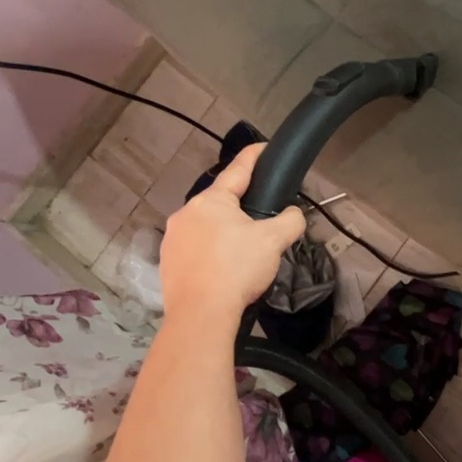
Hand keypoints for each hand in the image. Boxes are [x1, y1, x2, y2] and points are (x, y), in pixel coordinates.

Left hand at [158, 143, 306, 324]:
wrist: (201, 314)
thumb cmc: (237, 268)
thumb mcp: (274, 241)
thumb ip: (290, 220)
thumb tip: (293, 214)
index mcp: (212, 201)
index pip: (238, 170)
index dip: (253, 156)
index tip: (263, 147)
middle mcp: (186, 213)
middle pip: (221, 202)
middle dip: (241, 207)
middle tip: (263, 221)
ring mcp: (173, 239)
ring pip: (207, 227)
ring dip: (225, 232)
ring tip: (244, 251)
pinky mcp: (168, 262)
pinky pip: (195, 249)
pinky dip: (211, 253)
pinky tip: (224, 269)